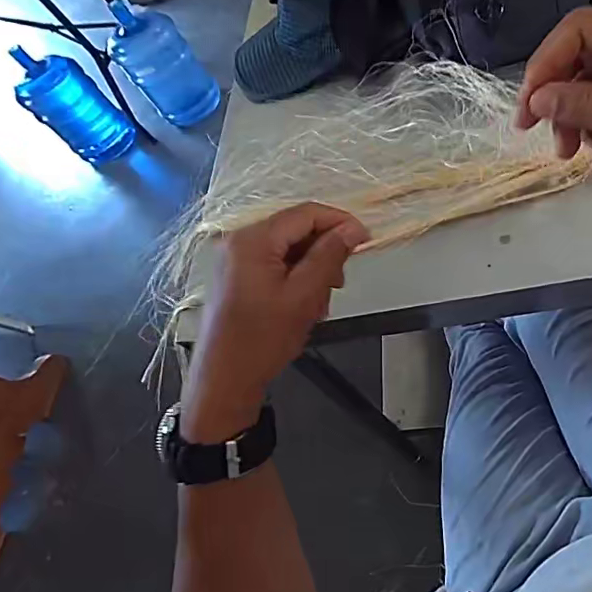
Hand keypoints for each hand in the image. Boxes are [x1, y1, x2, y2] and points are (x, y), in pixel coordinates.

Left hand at [181, 203, 369, 440]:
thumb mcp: (304, 295)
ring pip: (289, 249)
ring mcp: (236, 259)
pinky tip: (304, 305)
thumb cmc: (262, 339)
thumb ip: (329, 256)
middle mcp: (239, 241)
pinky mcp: (238, 276)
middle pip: (296, 230)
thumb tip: (351, 229)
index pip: (306, 213)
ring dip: (313, 269)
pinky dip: (296, 278)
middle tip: (338, 283)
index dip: (340, 222)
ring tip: (319, 302)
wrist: (225, 378)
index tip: (365, 239)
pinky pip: (276, 264)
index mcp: (253, 240)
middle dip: (324, 251)